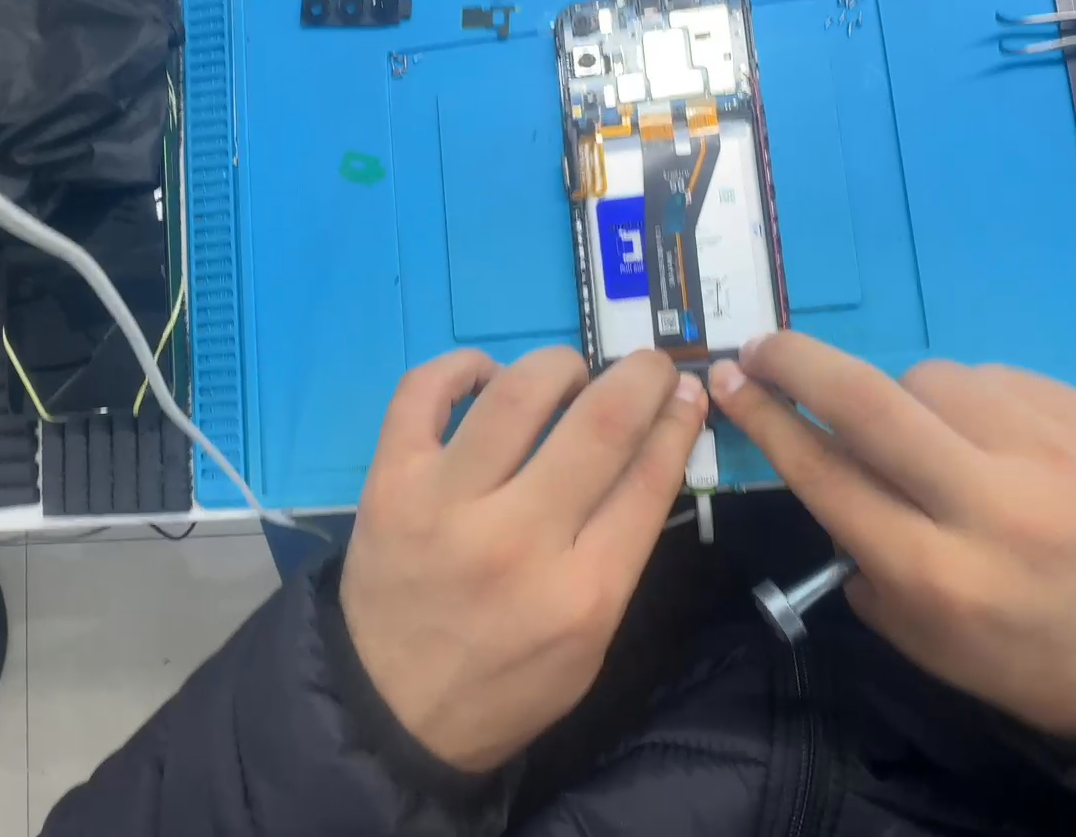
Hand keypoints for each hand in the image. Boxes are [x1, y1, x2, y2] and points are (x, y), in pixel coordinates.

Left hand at [341, 346, 707, 771]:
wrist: (391, 711)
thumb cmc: (506, 678)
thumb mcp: (591, 634)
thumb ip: (624, 542)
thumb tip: (652, 444)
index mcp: (584, 591)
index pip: (650, 478)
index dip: (677, 420)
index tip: (685, 391)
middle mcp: (517, 539)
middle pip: (599, 425)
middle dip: (639, 377)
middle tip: (647, 364)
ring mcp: (445, 504)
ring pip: (516, 394)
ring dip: (559, 365)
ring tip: (568, 374)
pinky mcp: (390, 482)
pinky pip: (422, 392)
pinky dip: (460, 366)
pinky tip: (486, 373)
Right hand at [710, 333, 1075, 738]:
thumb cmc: (1009, 651)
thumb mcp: (909, 624)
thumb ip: (851, 536)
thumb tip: (814, 445)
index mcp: (937, 573)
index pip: (823, 471)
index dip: (763, 416)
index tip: (727, 378)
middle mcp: (999, 512)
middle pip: (869, 402)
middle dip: (798, 362)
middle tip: (763, 346)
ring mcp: (1066, 463)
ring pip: (934, 376)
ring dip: (904, 394)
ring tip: (930, 435)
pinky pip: (1001, 377)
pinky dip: (973, 399)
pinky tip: (994, 438)